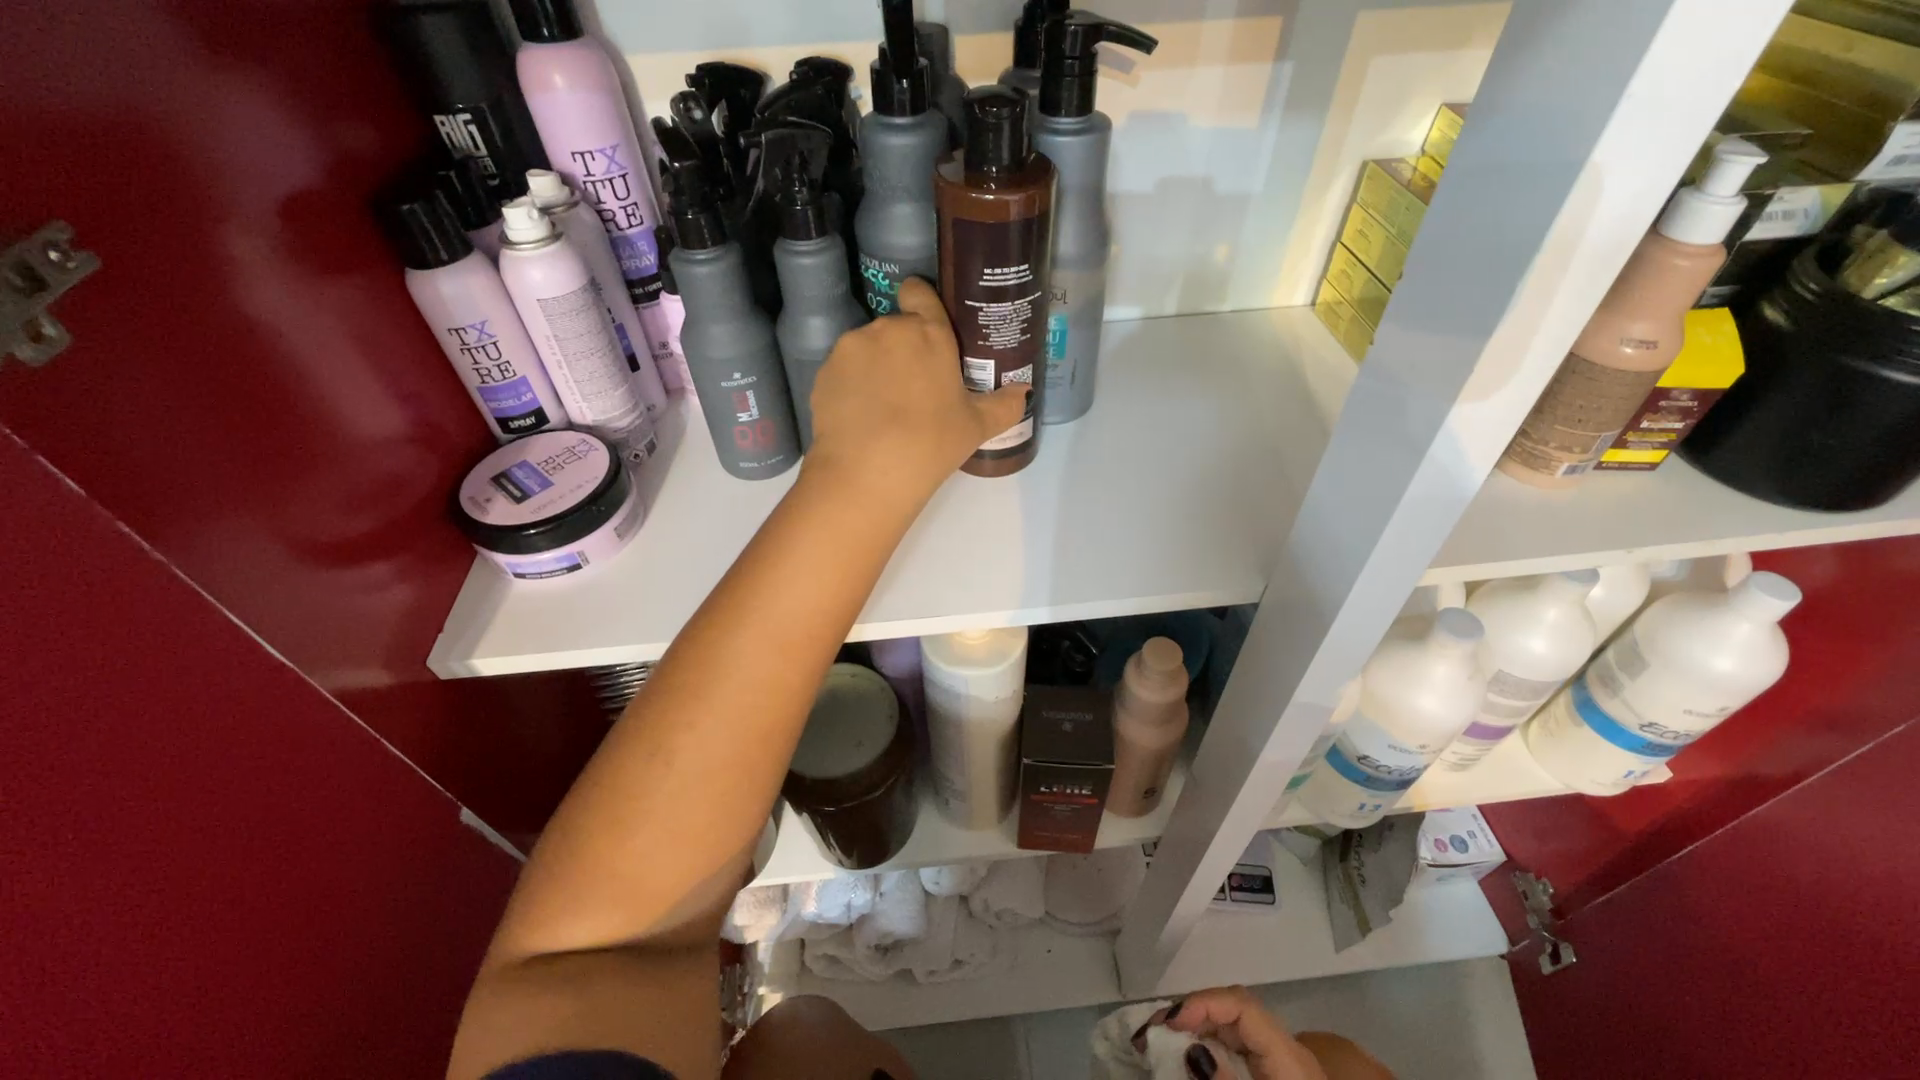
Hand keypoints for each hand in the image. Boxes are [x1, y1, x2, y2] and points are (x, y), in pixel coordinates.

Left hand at [804, 277, 1028, 505]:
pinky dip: (851, 387)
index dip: (920, 302)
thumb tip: (1022, 392)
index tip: (925, 328)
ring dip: (876, 367)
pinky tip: (861, 418)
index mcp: (928, 333)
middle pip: (896, 328)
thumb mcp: (976, 427)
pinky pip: (843, 372)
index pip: (919, 292)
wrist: (867, 473)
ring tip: (884, 408)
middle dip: (903, 350)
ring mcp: (851, 349)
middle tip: (914, 389)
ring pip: (867, 349)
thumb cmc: (931, 443)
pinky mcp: (824, 372)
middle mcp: (888, 330)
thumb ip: (1003, 405)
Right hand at [1147, 986, 1335, 1079]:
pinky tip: (1184, 1057)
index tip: (1168, 1024)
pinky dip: (1206, 1046)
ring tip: (1157, 1042)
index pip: (1241, 1005)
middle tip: (1150, 1032)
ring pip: (1230, 1026)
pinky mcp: (1270, 1074)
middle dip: (1189, 1013)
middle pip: (1232, 1010)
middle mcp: (1284, 1049)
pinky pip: (1234, 1047)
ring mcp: (1278, 1061)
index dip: (1202, 1003)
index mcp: (1288, 1056)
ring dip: (1193, 1029)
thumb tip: (1192, 1050)